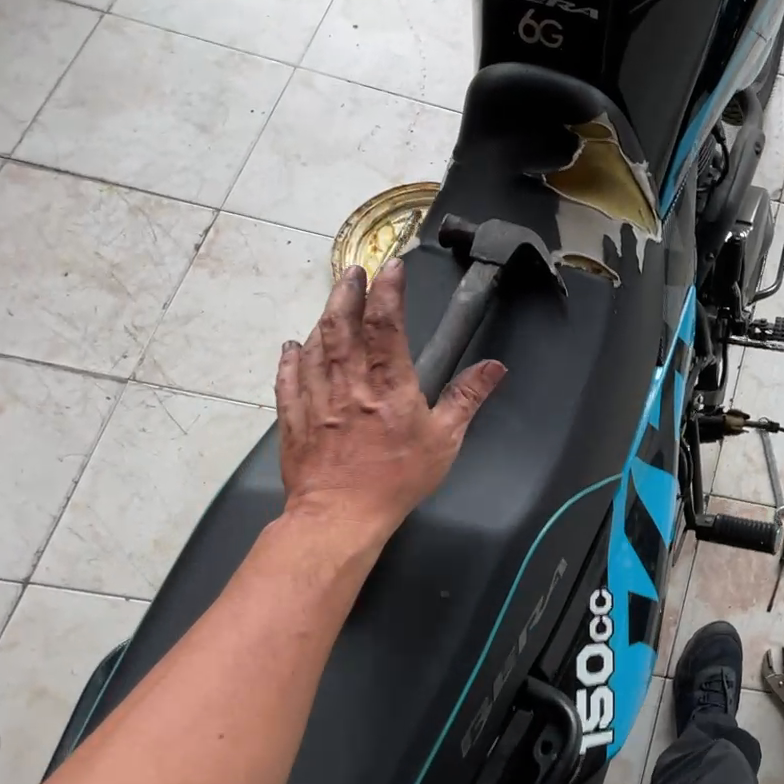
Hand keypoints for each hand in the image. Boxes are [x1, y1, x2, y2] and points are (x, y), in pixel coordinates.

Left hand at [274, 260, 506, 533]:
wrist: (340, 515)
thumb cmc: (398, 477)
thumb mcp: (446, 438)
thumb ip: (468, 397)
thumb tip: (494, 367)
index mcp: (389, 386)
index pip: (386, 326)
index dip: (388, 292)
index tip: (392, 268)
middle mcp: (348, 384)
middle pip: (342, 326)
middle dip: (348, 293)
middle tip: (355, 271)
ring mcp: (316, 399)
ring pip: (315, 346)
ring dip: (324, 317)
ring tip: (334, 299)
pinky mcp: (294, 418)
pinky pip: (289, 378)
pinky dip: (292, 356)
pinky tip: (295, 345)